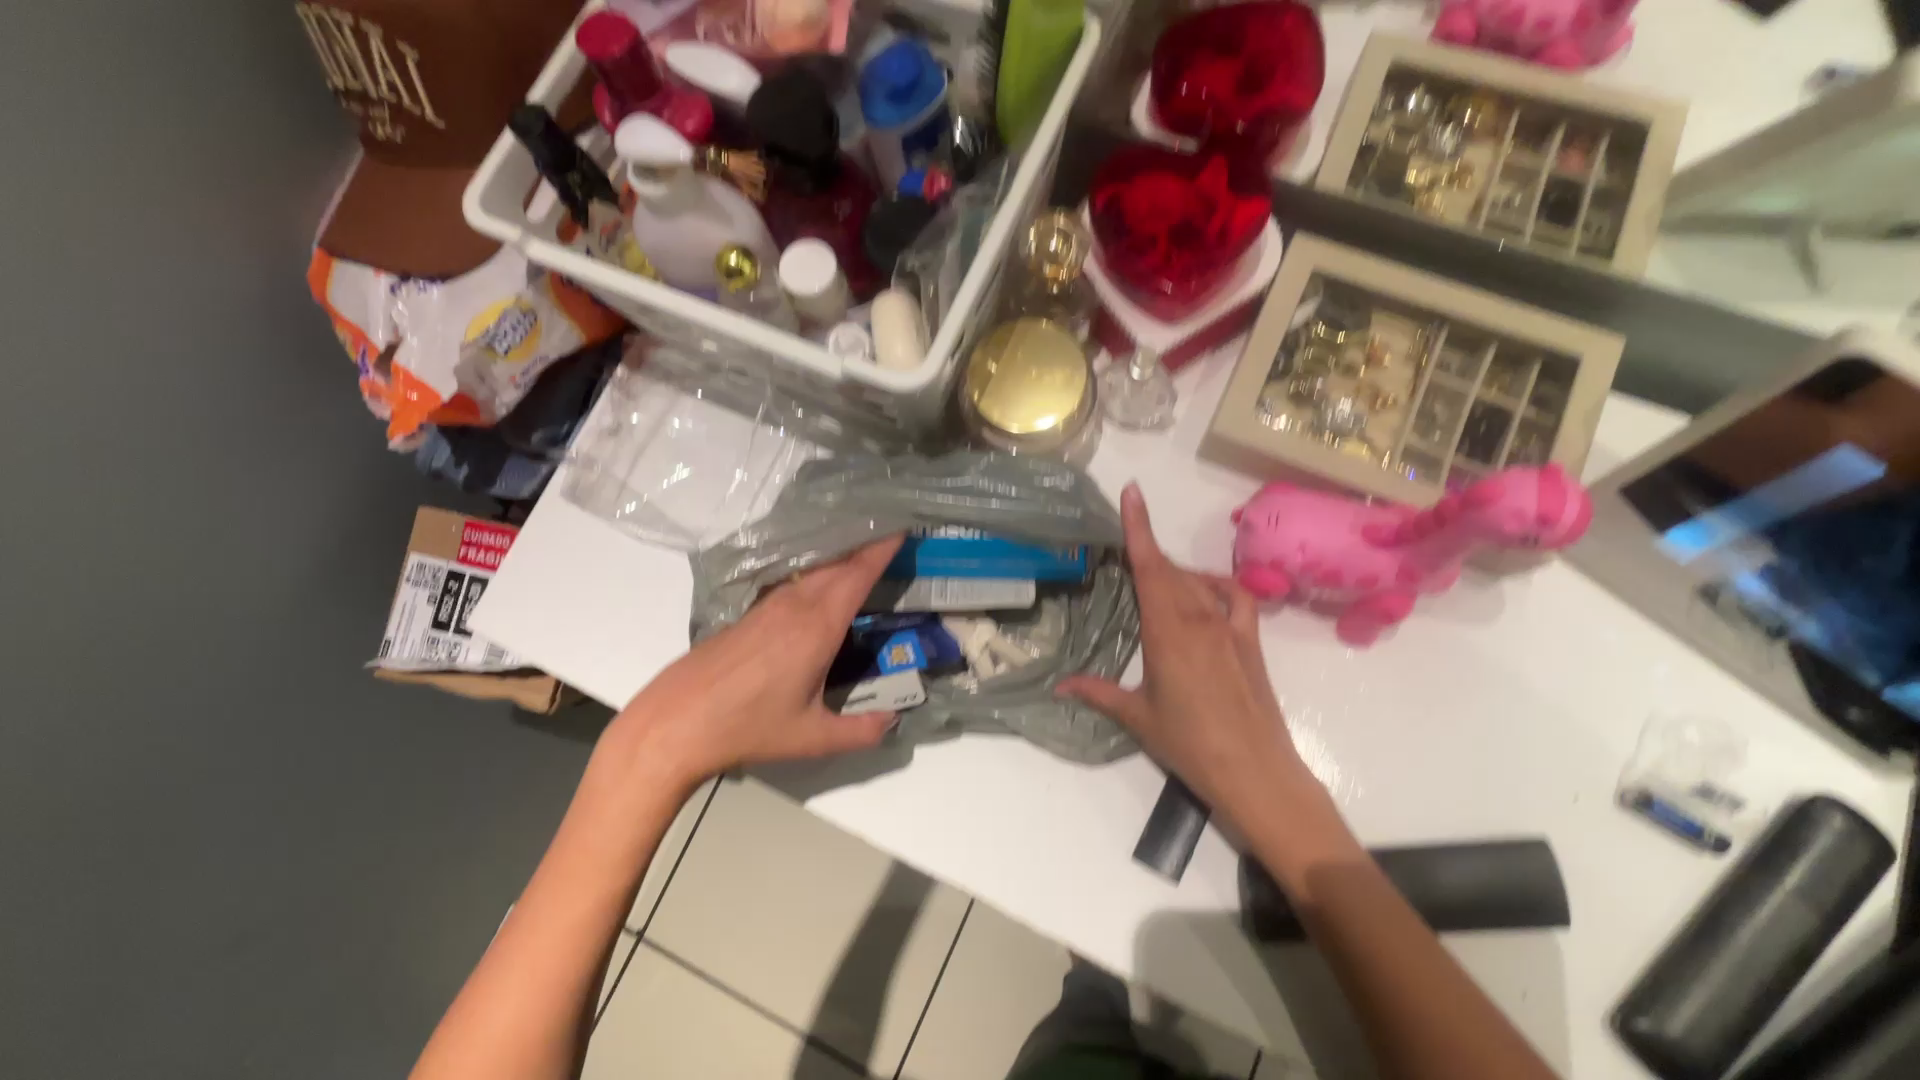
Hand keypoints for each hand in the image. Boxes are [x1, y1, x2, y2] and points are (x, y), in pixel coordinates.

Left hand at [609, 537, 904, 787]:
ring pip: (813, 571)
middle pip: (837, 565)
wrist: (678, 720)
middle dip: (866, 545)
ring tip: (865, 552)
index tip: (901, 524)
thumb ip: (860, 731)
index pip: (857, 575)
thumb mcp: (812, 737)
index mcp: (817, 627)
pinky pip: (793, 582)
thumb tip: (893, 722)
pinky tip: (821, 583)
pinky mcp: (749, 614)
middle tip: (893, 533)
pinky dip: (817, 573)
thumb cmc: (748, 726)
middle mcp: (795, 606)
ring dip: (840, 557)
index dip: (881, 548)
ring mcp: (768, 607)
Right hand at [1057, 484, 1312, 823]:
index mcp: (1168, 631)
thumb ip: (1097, 693)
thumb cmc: (1189, 744)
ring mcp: (1230, 627)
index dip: (1138, 528)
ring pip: (1198, 582)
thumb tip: (1060, 686)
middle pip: (1171, 571)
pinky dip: (1216, 585)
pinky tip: (1204, 595)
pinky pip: (1235, 596)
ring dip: (1176, 574)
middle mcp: (1200, 618)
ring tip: (1156, 585)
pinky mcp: (1250, 640)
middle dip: (1148, 556)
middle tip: (1123, 556)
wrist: (1254, 770)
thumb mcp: (1137, 717)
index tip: (1132, 492)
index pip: (1150, 567)